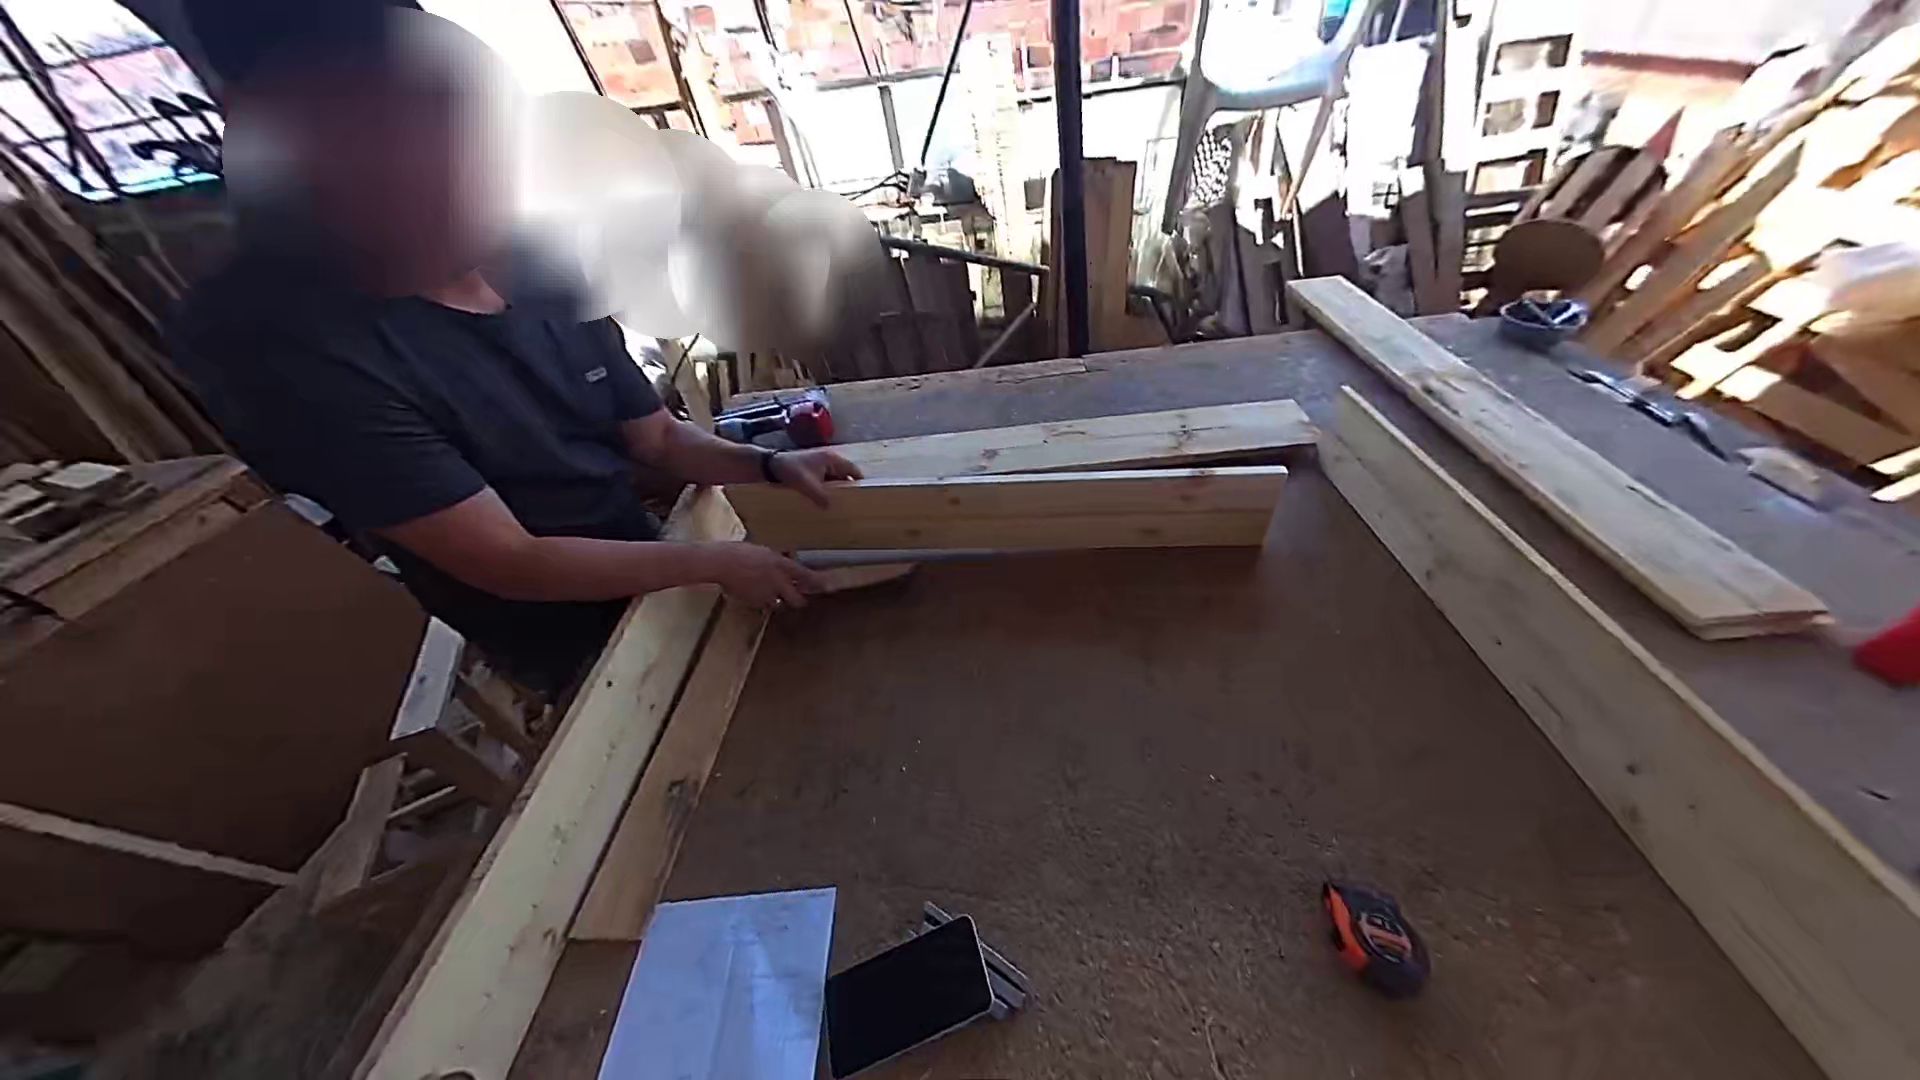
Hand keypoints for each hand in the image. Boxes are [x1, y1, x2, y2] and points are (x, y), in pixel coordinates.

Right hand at [699, 542, 825, 608]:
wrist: (720, 563)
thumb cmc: (739, 552)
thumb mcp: (764, 552)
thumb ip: (778, 559)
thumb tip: (788, 559)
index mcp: (781, 564)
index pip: (805, 575)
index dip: (818, 582)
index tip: (829, 587)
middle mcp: (778, 581)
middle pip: (797, 599)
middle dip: (799, 600)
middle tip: (799, 598)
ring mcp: (767, 594)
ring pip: (779, 603)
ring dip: (776, 599)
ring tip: (762, 588)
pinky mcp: (754, 602)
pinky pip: (763, 604)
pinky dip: (760, 599)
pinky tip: (749, 589)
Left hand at [770, 448, 863, 507]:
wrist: (770, 465)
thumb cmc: (791, 471)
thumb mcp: (807, 485)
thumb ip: (821, 497)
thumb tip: (832, 509)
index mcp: (832, 460)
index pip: (853, 470)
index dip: (859, 482)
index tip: (863, 495)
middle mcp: (829, 460)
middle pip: (846, 475)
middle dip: (849, 487)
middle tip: (853, 502)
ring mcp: (821, 464)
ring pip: (836, 478)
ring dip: (837, 489)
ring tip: (841, 503)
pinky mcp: (813, 469)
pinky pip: (826, 480)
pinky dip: (828, 488)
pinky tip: (826, 500)